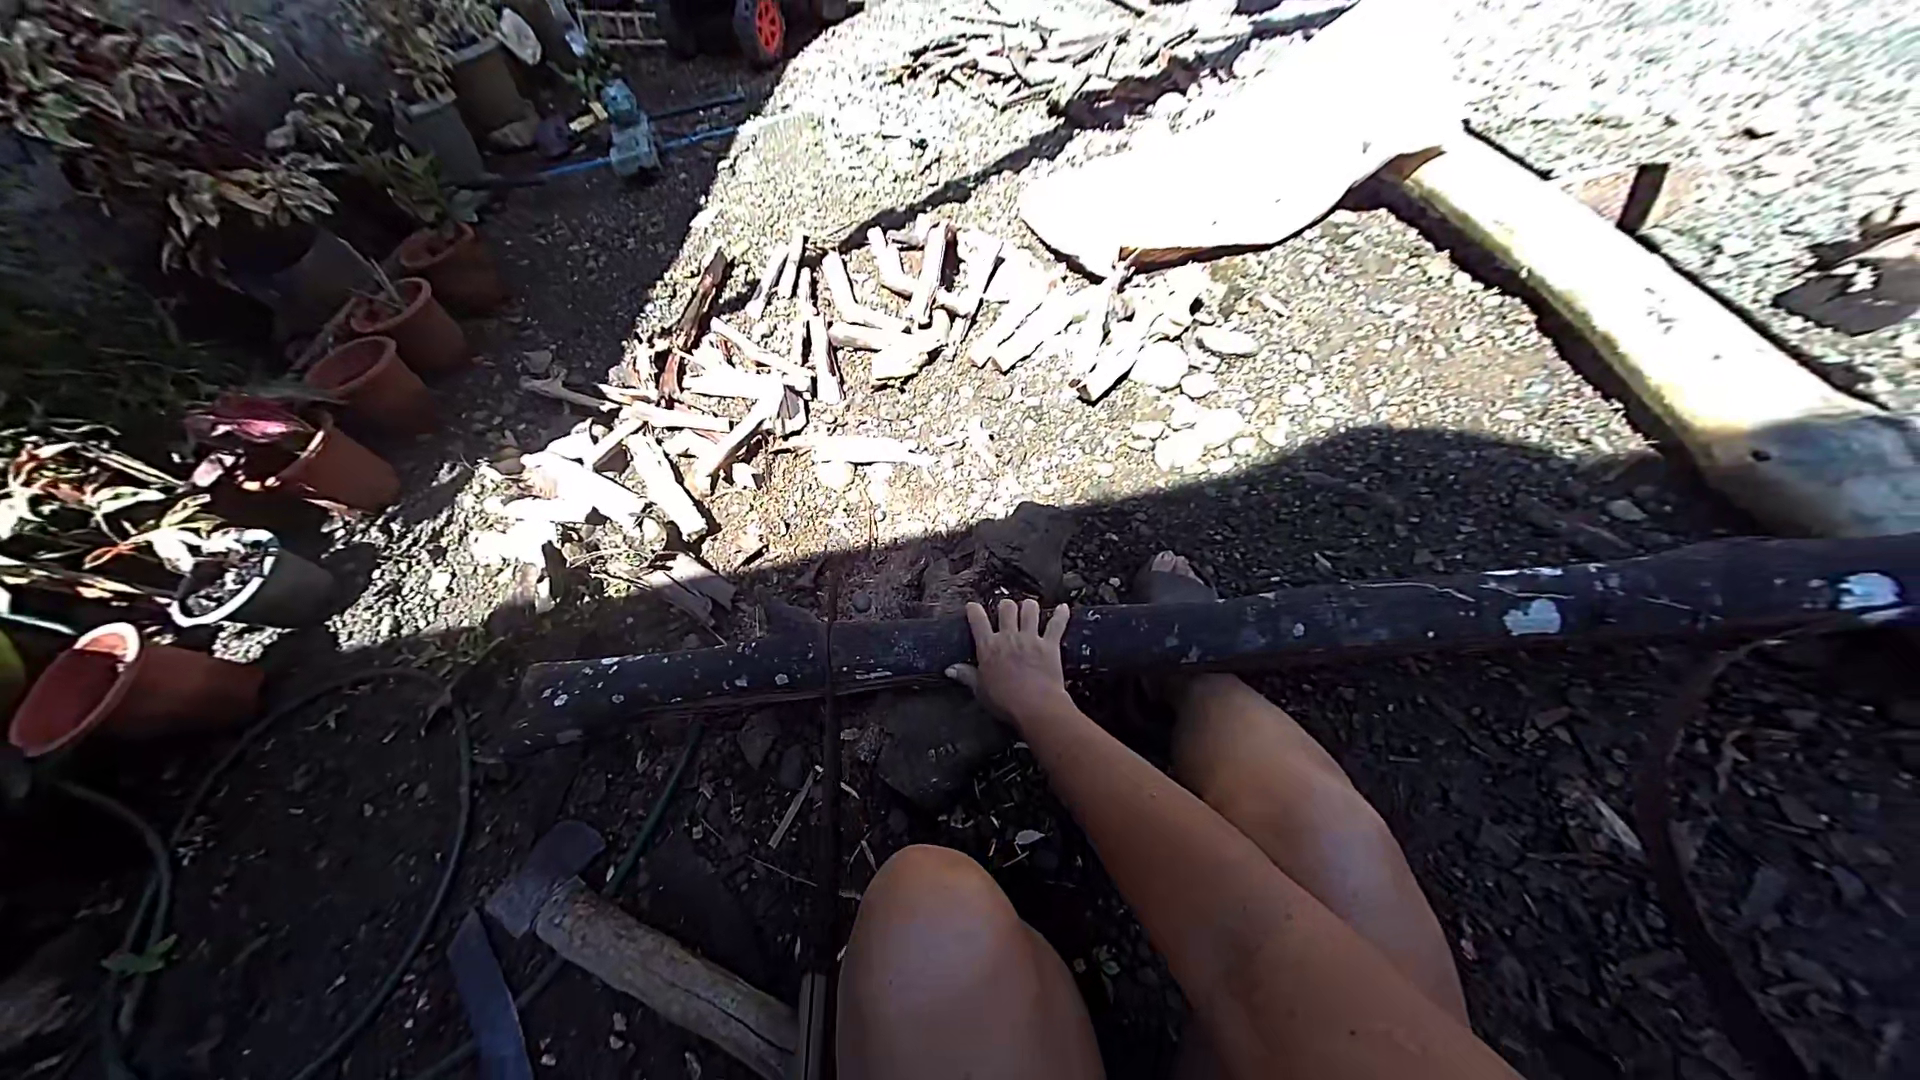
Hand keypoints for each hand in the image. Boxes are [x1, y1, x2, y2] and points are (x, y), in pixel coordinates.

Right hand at [946, 598, 1071, 728]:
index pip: (977, 621)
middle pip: (1006, 608)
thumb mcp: (980, 690)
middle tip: (1006, 609)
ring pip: (1030, 610)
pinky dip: (1061, 615)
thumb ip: (966, 676)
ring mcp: (1030, 638)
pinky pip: (1057, 624)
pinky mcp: (1050, 645)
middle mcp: (1009, 637)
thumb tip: (950, 670)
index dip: (974, 610)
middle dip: (1006, 605)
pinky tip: (1063, 607)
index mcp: (989, 647)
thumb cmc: (1004, 701)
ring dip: (1029, 606)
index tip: (973, 606)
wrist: (1034, 706)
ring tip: (1028, 606)